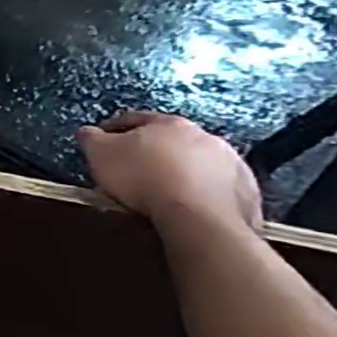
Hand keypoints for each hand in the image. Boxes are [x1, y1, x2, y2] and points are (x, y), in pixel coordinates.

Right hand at [76, 111, 260, 235]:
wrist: (199, 218)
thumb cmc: (142, 178)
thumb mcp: (99, 153)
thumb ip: (90, 138)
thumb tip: (88, 132)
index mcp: (169, 123)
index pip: (134, 118)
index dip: (112, 129)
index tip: (100, 142)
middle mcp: (205, 136)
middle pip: (169, 141)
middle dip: (150, 152)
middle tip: (130, 169)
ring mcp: (232, 163)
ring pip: (196, 163)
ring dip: (179, 171)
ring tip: (160, 191)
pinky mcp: (248, 191)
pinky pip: (216, 187)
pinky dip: (201, 192)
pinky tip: (188, 206)